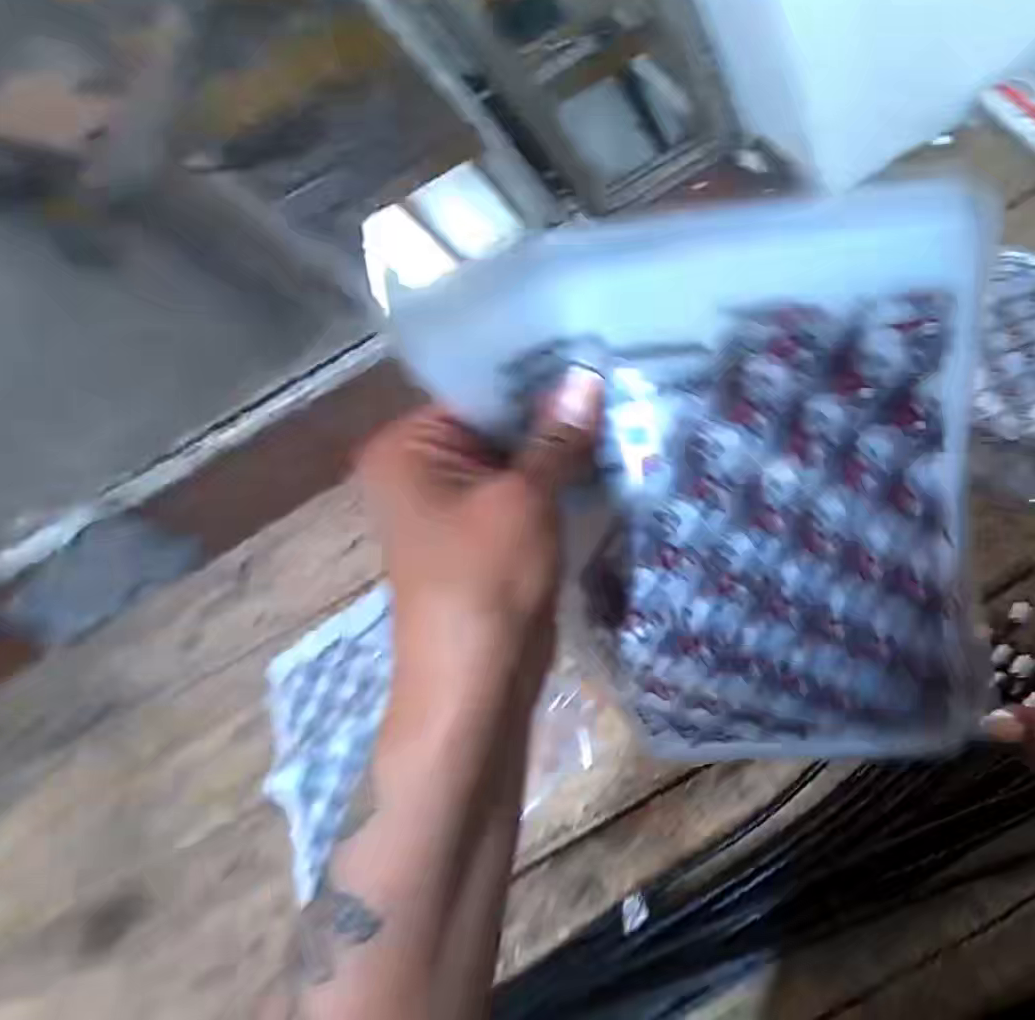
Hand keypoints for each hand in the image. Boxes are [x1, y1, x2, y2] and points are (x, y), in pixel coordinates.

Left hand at [355, 369, 604, 703]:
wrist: (478, 674)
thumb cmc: (487, 578)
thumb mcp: (526, 498)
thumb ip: (557, 438)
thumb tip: (587, 377)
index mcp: (409, 447)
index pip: (482, 391)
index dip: (540, 377)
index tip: (596, 360)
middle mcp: (425, 466)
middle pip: (503, 424)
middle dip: (560, 415)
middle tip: (620, 387)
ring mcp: (458, 501)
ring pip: (522, 458)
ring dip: (567, 449)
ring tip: (625, 417)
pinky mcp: (490, 529)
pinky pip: (530, 489)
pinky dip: (564, 479)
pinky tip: (610, 461)